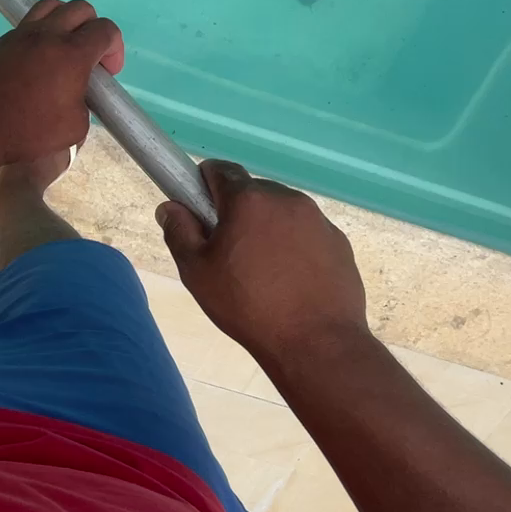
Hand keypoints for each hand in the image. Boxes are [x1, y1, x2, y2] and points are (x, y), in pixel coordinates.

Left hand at [0, 0, 124, 164]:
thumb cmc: (29, 132)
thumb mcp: (75, 127)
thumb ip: (85, 102)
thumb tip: (78, 93)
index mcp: (71, 54)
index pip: (105, 30)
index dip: (115, 49)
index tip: (107, 73)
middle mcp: (47, 35)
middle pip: (80, 9)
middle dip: (93, 28)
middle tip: (88, 56)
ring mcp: (21, 35)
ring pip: (51, 6)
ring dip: (65, 19)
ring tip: (64, 45)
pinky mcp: (1, 42)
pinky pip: (28, 22)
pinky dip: (41, 31)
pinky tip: (38, 57)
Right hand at [158, 161, 369, 357]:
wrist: (316, 342)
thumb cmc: (245, 303)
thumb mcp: (195, 270)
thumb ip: (178, 231)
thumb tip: (171, 207)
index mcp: (249, 199)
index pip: (219, 169)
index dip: (202, 185)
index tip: (199, 212)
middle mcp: (287, 199)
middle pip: (251, 191)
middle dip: (235, 210)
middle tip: (225, 250)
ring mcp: (318, 220)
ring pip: (279, 211)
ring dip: (265, 227)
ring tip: (259, 270)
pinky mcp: (339, 242)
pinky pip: (305, 232)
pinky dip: (292, 245)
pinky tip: (287, 280)